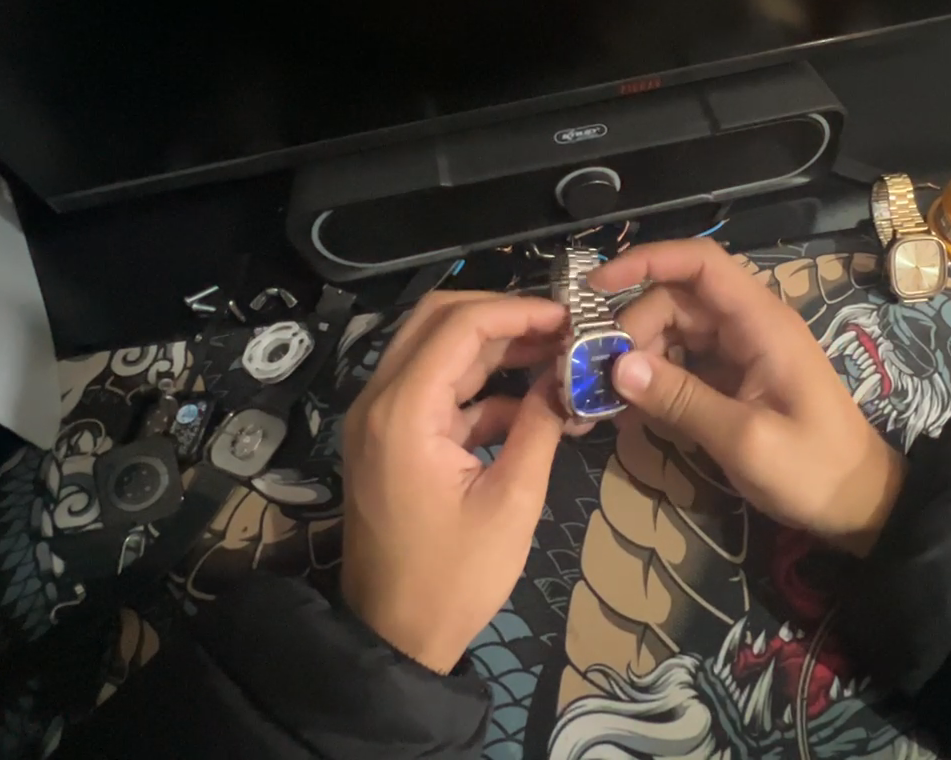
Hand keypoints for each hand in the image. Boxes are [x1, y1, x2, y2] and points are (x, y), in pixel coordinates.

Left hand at [338, 292, 569, 672]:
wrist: (393, 639)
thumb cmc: (454, 578)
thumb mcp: (512, 502)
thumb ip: (540, 426)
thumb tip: (568, 375)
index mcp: (404, 412)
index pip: (460, 325)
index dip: (518, 311)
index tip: (569, 317)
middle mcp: (381, 400)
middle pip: (439, 319)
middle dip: (503, 314)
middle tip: (559, 326)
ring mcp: (383, 416)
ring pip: (439, 348)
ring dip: (496, 346)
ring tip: (556, 355)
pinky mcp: (394, 435)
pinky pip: (439, 387)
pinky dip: (484, 385)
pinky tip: (533, 403)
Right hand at [594, 239, 904, 554]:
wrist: (859, 502)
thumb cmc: (814, 468)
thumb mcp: (745, 440)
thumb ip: (682, 400)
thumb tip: (617, 367)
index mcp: (761, 321)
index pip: (701, 263)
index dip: (647, 261)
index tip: (597, 287)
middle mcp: (748, 324)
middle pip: (675, 300)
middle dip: (632, 330)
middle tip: (599, 378)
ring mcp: (740, 349)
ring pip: (673, 330)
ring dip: (638, 357)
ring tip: (609, 400)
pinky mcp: (733, 376)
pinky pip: (683, 361)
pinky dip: (655, 378)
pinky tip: (632, 409)